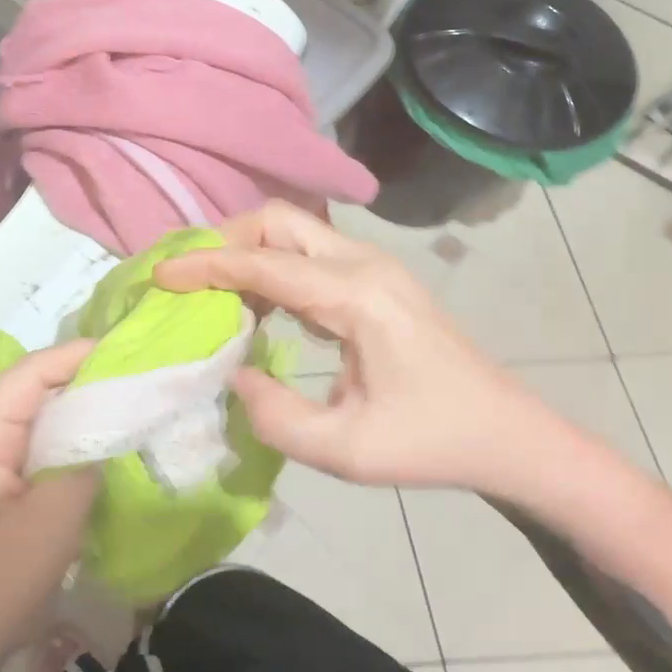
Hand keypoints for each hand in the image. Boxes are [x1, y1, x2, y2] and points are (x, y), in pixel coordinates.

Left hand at [0, 341, 99, 671]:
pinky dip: (72, 438)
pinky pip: (38, 442)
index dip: (79, 355)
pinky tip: (105, 443)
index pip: (31, 372)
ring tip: (132, 402)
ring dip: (81, 409)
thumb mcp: (48, 526)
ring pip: (39, 414)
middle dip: (85, 379)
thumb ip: (82, 466)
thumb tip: (112, 423)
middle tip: (141, 376)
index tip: (130, 352)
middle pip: (35, 387)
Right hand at [153, 200, 561, 496]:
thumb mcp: (347, 451)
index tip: (161, 277)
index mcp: (357, 298)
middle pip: (279, 220)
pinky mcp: (376, 279)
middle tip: (193, 282)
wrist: (511, 437)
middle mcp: (364, 266)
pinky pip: (309, 253)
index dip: (206, 267)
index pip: (264, 263)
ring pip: (293, 230)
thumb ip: (275, 417)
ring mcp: (374, 267)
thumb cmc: (432, 444)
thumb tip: (234, 374)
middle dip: (227, 241)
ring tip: (217, 298)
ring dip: (249, 252)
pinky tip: (261, 310)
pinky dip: (272, 267)